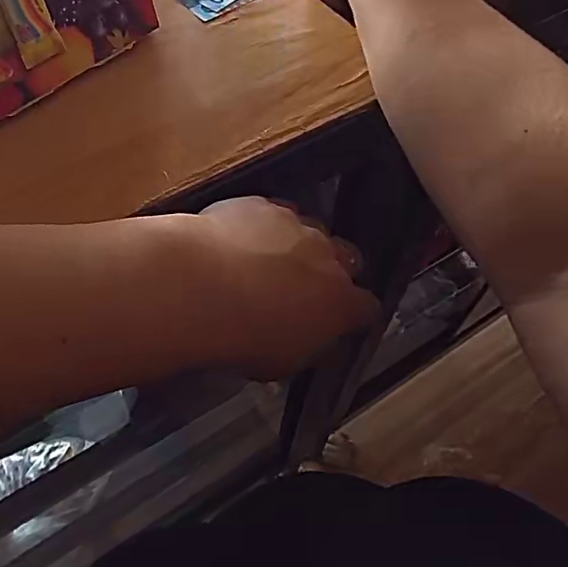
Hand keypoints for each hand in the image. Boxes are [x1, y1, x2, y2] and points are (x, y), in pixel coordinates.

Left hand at [189, 197, 376, 378]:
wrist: (201, 286)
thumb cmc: (242, 332)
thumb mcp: (283, 362)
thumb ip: (307, 343)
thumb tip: (305, 337)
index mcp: (340, 302)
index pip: (366, 306)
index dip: (356, 313)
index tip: (345, 318)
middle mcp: (326, 256)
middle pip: (347, 258)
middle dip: (333, 269)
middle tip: (307, 286)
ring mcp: (295, 224)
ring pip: (310, 229)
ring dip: (297, 244)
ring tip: (267, 262)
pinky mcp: (262, 205)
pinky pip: (271, 212)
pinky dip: (262, 225)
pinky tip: (240, 241)